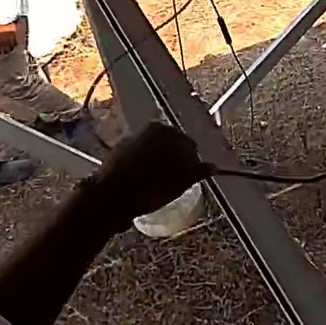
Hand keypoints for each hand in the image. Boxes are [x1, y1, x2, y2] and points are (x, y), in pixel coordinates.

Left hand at [86, 122, 207, 222]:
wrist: (112, 195)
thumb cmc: (151, 188)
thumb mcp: (181, 182)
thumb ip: (198, 171)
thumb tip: (212, 167)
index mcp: (168, 131)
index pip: (189, 144)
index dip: (192, 162)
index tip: (189, 176)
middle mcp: (150, 129)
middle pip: (170, 144)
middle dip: (174, 158)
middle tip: (175, 179)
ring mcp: (133, 137)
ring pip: (154, 149)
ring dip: (158, 161)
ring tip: (159, 182)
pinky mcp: (118, 149)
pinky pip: (138, 155)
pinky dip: (143, 164)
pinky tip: (143, 180)